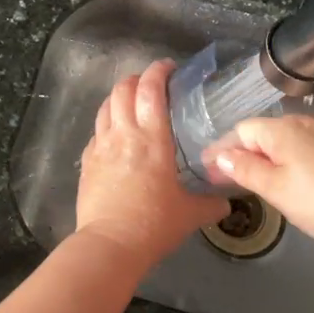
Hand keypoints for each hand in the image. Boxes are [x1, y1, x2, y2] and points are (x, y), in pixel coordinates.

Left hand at [76, 59, 227, 264]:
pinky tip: (114, 137)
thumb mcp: (190, 214)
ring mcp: (101, 146)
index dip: (158, 71)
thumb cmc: (154, 225)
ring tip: (131, 103)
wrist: (109, 244)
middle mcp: (124, 134)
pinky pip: (96, 132)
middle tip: (151, 85)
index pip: (151, 89)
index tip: (168, 67)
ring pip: (105, 106)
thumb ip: (210, 204)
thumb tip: (226, 203)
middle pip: (123, 90)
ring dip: (118, 98)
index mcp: (152, 138)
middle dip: (136, 80)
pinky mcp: (86, 162)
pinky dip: (106, 125)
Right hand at [203, 114, 313, 247]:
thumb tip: (220, 156)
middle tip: (228, 180)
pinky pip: (307, 150)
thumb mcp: (279, 191)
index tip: (206, 170)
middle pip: (264, 134)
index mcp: (283, 130)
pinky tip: (296, 184)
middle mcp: (305, 124)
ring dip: (269, 159)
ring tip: (259, 184)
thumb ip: (246, 171)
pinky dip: (292, 163)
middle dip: (244, 154)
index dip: (222, 150)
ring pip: (287, 142)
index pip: (241, 131)